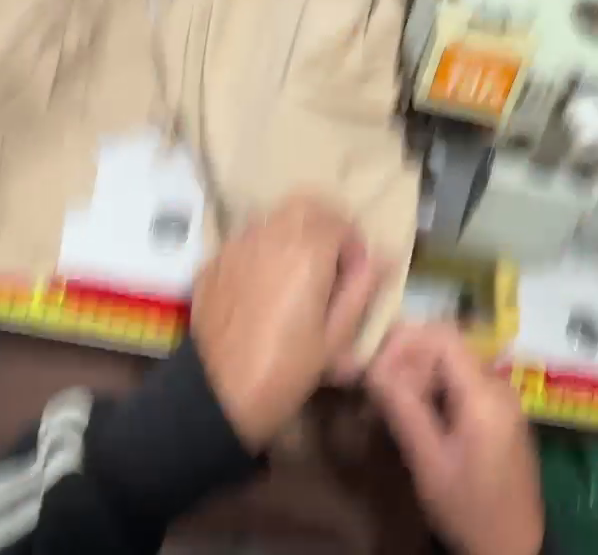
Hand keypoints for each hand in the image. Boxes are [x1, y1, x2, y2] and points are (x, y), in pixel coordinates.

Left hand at [191, 196, 384, 449]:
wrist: (215, 394)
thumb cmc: (285, 369)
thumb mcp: (335, 337)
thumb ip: (362, 289)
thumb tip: (383, 256)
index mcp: (308, 249)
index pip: (342, 220)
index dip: (354, 245)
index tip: (354, 276)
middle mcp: (272, 234)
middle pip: (306, 203)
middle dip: (325, 223)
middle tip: (330, 261)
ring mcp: (238, 243)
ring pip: (274, 216)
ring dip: (293, 232)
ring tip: (297, 273)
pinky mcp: (214, 260)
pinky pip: (247, 238)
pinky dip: (263, 249)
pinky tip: (263, 286)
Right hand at [366, 324, 543, 554]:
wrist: (514, 549)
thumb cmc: (470, 509)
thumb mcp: (429, 462)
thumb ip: (404, 409)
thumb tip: (374, 368)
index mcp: (485, 394)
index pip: (443, 336)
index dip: (406, 341)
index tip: (377, 365)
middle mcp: (499, 385)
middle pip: (447, 347)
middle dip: (409, 361)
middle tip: (379, 391)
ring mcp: (503, 397)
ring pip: (452, 363)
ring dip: (420, 376)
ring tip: (392, 405)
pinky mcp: (501, 411)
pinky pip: (463, 382)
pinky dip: (436, 389)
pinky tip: (417, 415)